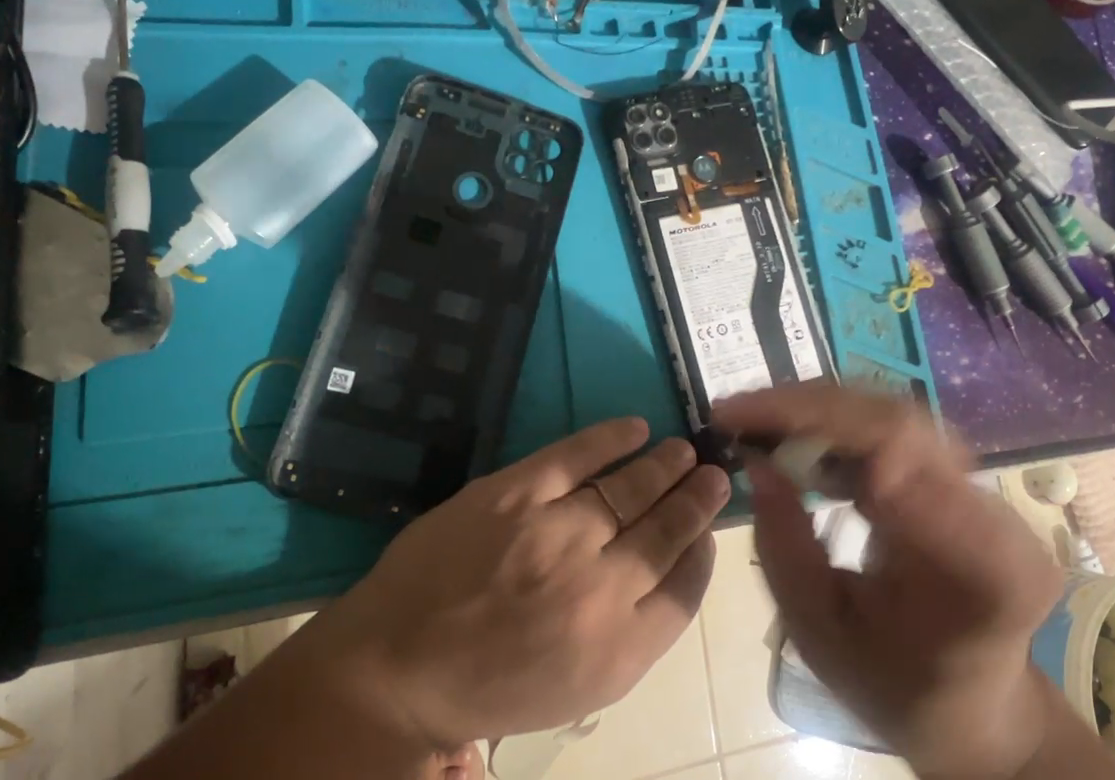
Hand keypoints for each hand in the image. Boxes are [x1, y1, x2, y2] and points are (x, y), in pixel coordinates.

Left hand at [304, 418, 731, 750]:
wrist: (399, 663)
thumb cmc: (492, 683)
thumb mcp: (579, 686)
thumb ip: (634, 631)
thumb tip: (672, 567)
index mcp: (616, 648)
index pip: (684, 588)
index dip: (702, 553)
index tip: (708, 531)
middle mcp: (597, 588)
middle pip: (666, 531)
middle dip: (697, 500)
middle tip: (714, 476)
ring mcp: (554, 533)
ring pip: (630, 489)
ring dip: (665, 467)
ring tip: (684, 452)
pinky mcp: (513, 493)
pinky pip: (576, 455)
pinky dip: (611, 438)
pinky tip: (636, 428)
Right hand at [715, 386, 1067, 779]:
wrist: (969, 709)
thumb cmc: (893, 687)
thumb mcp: (820, 633)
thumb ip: (784, 548)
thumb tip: (756, 460)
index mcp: (980, 562)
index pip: (899, 451)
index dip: (815, 420)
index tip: (740, 419)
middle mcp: (997, 514)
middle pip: (898, 422)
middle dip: (807, 408)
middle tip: (735, 413)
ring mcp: (989, 493)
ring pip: (898, 417)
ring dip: (819, 412)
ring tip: (757, 422)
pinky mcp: (968, 484)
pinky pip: (901, 436)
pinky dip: (840, 430)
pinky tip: (796, 441)